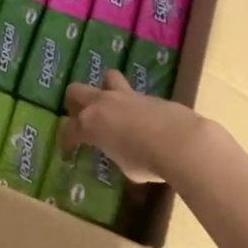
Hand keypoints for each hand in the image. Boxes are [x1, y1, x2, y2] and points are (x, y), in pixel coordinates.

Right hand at [62, 69, 205, 182]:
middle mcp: (102, 104)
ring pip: (107, 78)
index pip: (69, 130)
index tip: (68, 153)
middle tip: (82, 118)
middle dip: (74, 103)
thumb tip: (123, 154)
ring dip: (105, 89)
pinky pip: (134, 94)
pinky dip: (134, 105)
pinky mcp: (148, 95)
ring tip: (112, 106)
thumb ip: (118, 154)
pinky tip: (144, 121)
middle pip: (76, 91)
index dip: (66, 143)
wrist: (181, 142)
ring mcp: (125, 96)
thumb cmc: (147, 161)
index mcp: (91, 124)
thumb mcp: (126, 168)